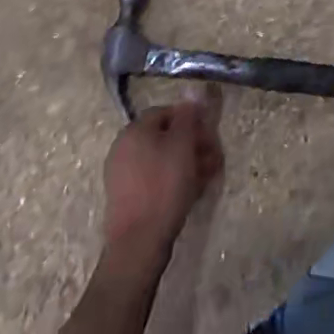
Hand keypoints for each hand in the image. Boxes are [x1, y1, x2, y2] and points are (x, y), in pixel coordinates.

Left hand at [101, 93, 222, 257]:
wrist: (138, 242)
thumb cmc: (163, 186)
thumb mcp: (182, 146)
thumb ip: (188, 117)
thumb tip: (192, 90)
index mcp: (134, 130)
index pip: (166, 112)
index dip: (191, 121)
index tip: (209, 135)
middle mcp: (123, 146)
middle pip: (163, 137)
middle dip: (191, 144)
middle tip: (213, 157)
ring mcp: (121, 173)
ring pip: (160, 159)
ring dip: (185, 163)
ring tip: (206, 177)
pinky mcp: (125, 197)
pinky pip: (152, 179)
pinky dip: (172, 180)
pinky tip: (189, 193)